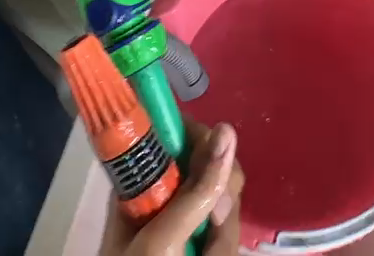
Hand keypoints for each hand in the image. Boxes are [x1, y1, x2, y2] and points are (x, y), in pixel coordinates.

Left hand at [100, 121, 245, 255]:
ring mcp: (187, 220)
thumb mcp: (160, 242)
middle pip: (215, 164)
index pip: (180, 134)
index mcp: (145, 180)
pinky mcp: (202, 243)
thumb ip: (195, 192)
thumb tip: (227, 129)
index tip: (216, 153)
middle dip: (222, 195)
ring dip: (223, 234)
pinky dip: (222, 247)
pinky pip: (228, 233)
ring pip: (228, 202)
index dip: (202, 137)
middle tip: (212, 225)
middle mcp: (169, 193)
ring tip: (205, 255)